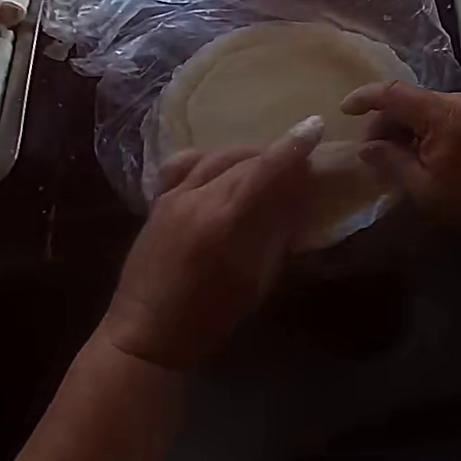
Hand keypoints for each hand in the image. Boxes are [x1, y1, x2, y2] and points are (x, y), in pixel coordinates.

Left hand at [101, 116, 325, 370]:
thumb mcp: (252, 284)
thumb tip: (295, 204)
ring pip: (215, 158)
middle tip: (298, 163)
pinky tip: (220, 166)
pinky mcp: (157, 202)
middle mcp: (196, 198)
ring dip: (245, 155)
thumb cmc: (205, 320)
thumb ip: (274, 237)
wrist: (145, 333)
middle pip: (243, 162)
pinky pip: (183, 165)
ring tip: (265, 163)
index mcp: (223, 221)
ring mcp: (172, 196)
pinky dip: (208, 159)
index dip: (292, 146)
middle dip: (274, 156)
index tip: (315, 127)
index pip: (264, 170)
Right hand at [341, 81, 460, 248]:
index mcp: (441, 114)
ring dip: (404, 127)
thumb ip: (391, 162)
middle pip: (408, 100)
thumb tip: (366, 148)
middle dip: (384, 122)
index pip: (392, 93)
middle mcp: (458, 101)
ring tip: (392, 157)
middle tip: (370, 152)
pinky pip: (443, 115)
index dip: (364, 98)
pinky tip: (418, 154)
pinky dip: (423, 130)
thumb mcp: (425, 187)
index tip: (345, 110)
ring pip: (425, 108)